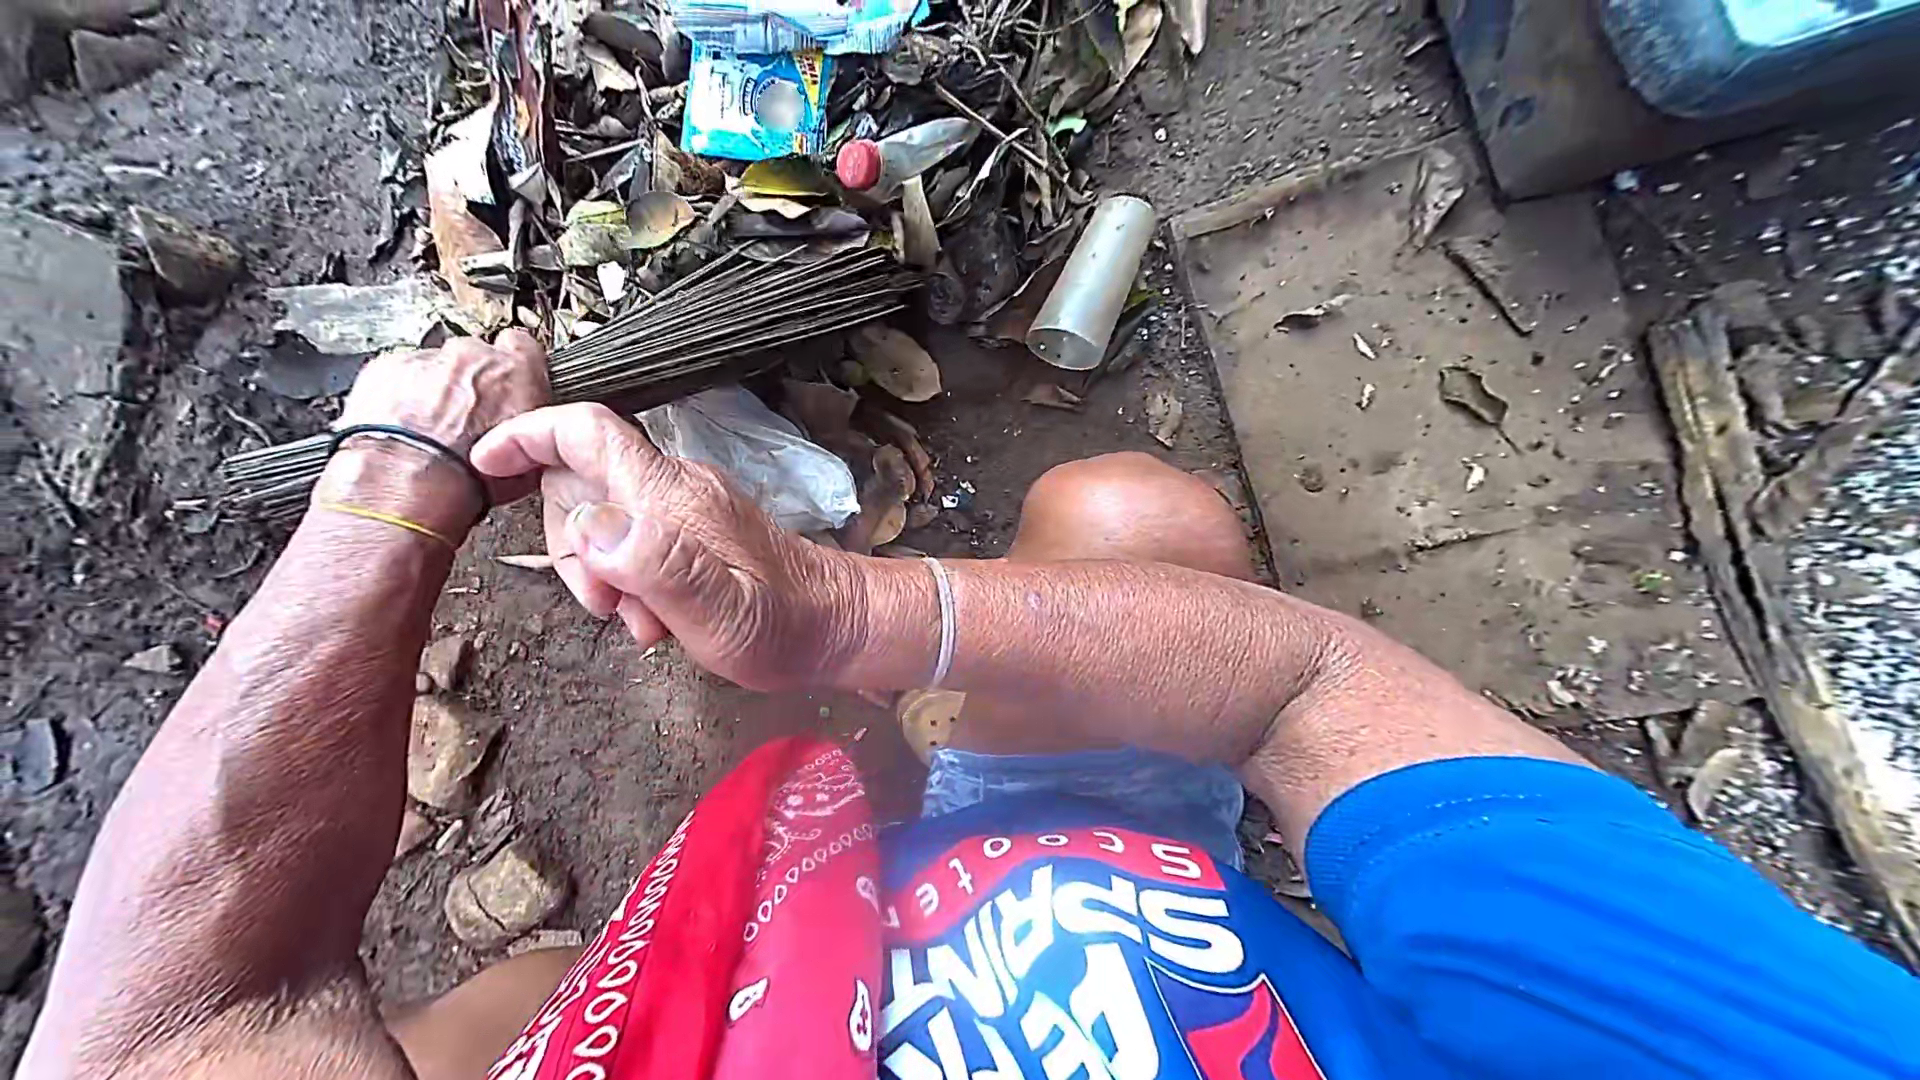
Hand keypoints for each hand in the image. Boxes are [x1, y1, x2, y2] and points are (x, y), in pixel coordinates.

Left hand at [319, 331, 550, 537]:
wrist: (414, 478)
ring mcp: (427, 359)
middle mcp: (473, 356)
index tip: (512, 385)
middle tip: (473, 415)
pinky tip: (409, 425)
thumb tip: (534, 426)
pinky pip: (399, 373)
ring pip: (437, 366)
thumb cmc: (475, 472)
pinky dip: (403, 393)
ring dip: (438, 388)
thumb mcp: (534, 453)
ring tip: (437, 427)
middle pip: (476, 355)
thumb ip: (534, 420)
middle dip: (475, 379)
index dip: (518, 366)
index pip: (525, 346)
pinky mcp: (386, 367)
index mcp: (518, 370)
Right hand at [470, 403, 865, 690]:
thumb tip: (593, 528)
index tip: (488, 467)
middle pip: (581, 480)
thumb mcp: (721, 612)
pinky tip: (659, 617)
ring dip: (602, 573)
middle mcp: (679, 489)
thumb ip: (659, 566)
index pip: (589, 432)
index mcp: (674, 496)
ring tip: (645, 621)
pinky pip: (635, 539)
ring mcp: (689, 508)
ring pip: (603, 517)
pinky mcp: (698, 531)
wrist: (833, 627)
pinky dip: (629, 578)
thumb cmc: (781, 627)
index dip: (528, 435)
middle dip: (571, 545)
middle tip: (609, 605)